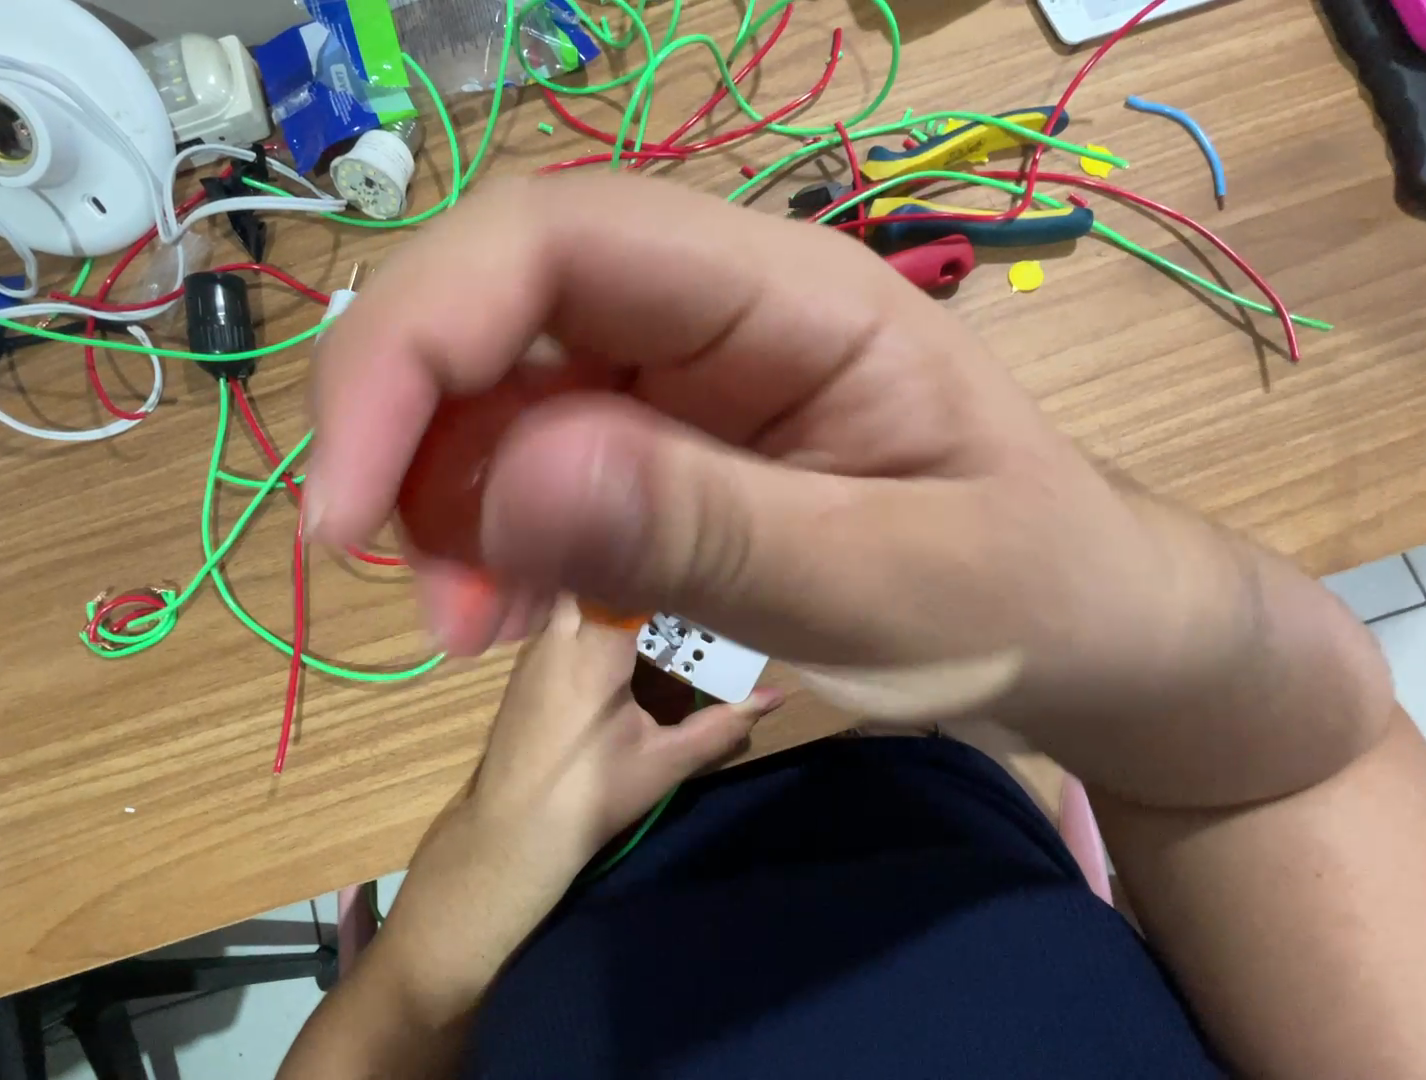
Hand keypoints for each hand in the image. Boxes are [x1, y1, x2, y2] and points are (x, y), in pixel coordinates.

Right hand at [310, 174, 1387, 807]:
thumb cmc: (1022, 596)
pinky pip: (533, 465)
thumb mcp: (884, 581)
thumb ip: (709, 529)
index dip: (416, 343)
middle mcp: (709, 311)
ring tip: (476, 628)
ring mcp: (678, 379)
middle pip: (499, 310)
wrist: (1078, 632)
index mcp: (782, 290)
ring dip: (448, 506)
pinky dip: (492, 538)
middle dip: (419, 441)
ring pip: (499, 395)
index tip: (347, 502)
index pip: (550, 241)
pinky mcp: (661, 449)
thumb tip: (508, 486)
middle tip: (424, 596)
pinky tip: (511, 611)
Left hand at [469, 596, 781, 871]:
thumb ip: (722, 725)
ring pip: (566, 598)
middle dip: (624, 574)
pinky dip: (579, 619)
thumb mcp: (666, 760)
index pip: (623, 579)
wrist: (515, 831)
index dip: (656, 567)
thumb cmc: (595, 792)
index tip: (688, 566)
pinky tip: (602, 647)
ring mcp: (532, 651)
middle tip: (665, 587)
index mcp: (595, 649)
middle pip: (587, 574)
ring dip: (600, 595)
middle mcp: (558, 637)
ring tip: (640, 610)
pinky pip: (553, 623)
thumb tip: (774, 698)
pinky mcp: (520, 670)